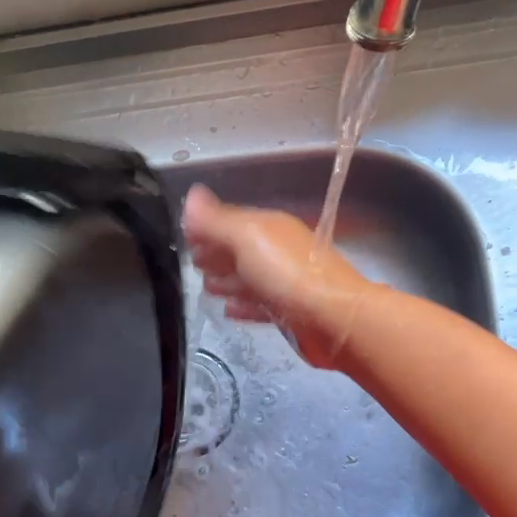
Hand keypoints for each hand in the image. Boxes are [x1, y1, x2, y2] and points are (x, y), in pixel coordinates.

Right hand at [181, 184, 376, 369]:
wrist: (332, 319)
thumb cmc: (287, 274)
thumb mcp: (247, 238)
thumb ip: (216, 221)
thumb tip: (191, 197)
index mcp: (268, 227)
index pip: (230, 222)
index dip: (206, 228)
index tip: (184, 238)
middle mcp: (277, 251)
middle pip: (239, 251)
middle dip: (216, 254)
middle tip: (192, 263)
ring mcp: (284, 283)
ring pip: (248, 279)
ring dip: (227, 281)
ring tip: (206, 288)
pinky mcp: (287, 313)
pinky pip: (258, 305)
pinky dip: (242, 306)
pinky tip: (229, 311)